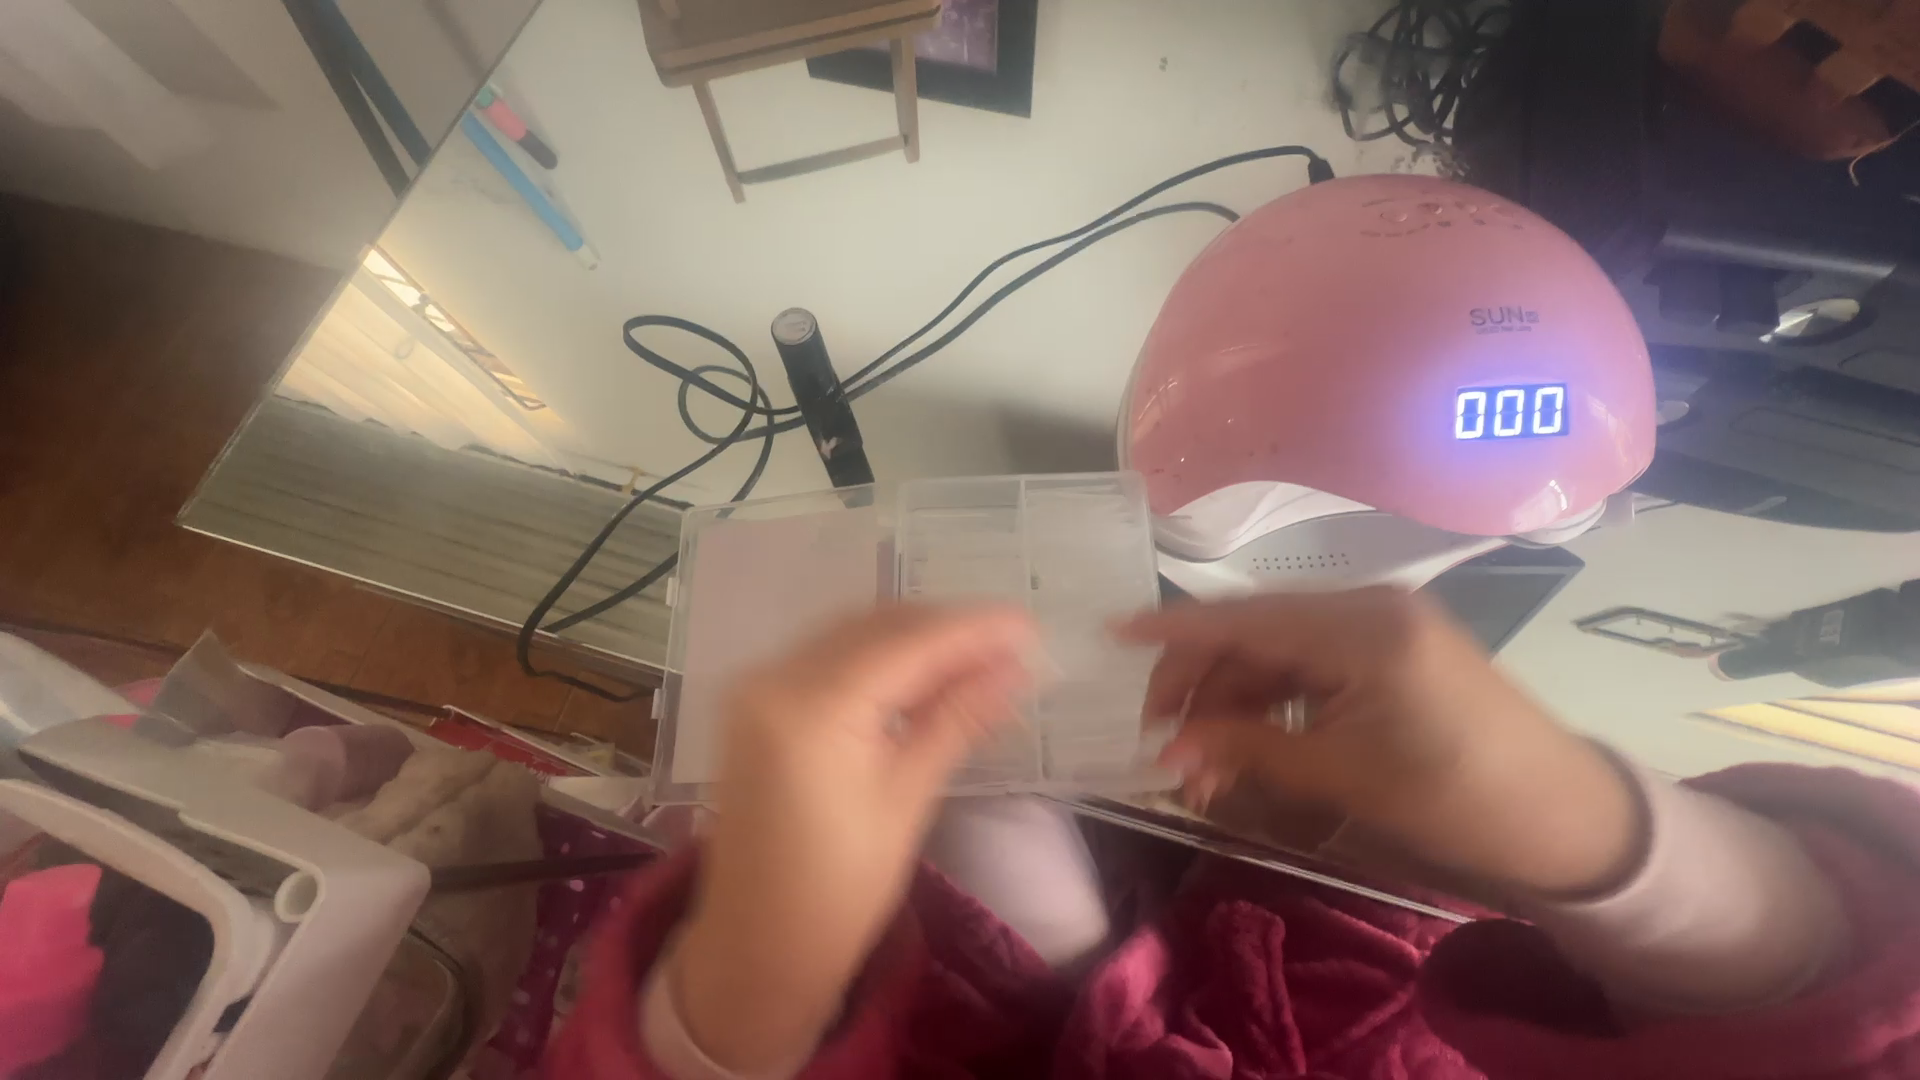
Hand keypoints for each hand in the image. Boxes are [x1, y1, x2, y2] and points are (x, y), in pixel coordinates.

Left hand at [671, 604, 1034, 1072]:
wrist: (755, 948)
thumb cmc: (839, 892)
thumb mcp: (908, 799)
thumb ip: (959, 718)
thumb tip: (1017, 668)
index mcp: (812, 709)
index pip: (907, 643)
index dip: (973, 629)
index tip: (1028, 625)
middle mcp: (775, 677)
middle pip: (878, 626)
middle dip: (947, 629)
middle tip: (1010, 645)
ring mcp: (759, 685)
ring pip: (854, 633)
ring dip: (916, 638)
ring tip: (977, 657)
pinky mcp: (757, 700)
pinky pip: (829, 656)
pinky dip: (879, 656)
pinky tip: (921, 672)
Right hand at [1117, 587, 1642, 897]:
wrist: (1569, 822)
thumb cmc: (1457, 801)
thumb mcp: (1340, 775)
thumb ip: (1246, 749)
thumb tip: (1167, 754)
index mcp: (1362, 629)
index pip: (1244, 619)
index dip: (1173, 628)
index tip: (1114, 631)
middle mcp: (1366, 607)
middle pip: (1251, 633)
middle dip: (1198, 685)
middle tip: (1160, 740)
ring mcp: (1377, 623)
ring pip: (1273, 651)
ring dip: (1230, 701)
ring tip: (1199, 765)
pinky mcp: (1383, 647)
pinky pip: (1305, 663)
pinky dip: (1268, 700)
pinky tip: (1242, 740)